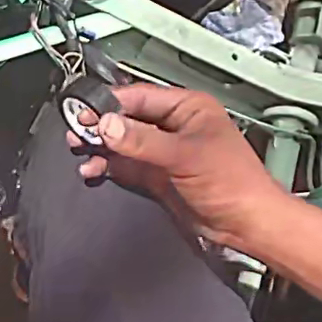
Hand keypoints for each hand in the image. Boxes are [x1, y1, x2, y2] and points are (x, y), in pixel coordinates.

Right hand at [68, 84, 290, 249]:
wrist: (246, 224)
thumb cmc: (233, 182)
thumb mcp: (184, 155)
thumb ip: (142, 140)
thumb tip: (107, 125)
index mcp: (187, 108)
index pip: (139, 96)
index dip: (109, 103)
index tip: (84, 111)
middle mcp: (173, 126)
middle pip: (127, 118)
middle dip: (100, 124)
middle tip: (76, 130)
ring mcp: (163, 151)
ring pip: (122, 142)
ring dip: (100, 146)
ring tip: (79, 149)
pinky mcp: (156, 174)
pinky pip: (124, 164)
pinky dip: (106, 165)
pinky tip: (93, 169)